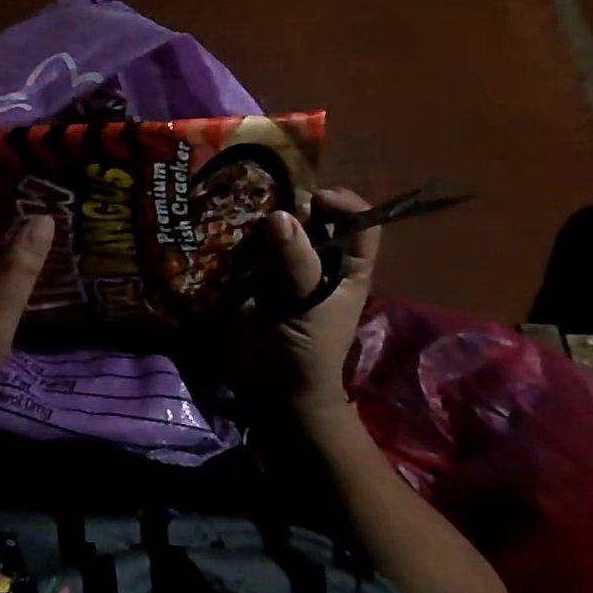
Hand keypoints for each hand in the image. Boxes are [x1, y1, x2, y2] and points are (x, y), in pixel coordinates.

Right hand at [225, 188, 379, 425]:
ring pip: (285, 232)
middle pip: (318, 219)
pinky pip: (256, 250)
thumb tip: (280, 216)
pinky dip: (246, 240)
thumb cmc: (307, 351)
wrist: (279, 392)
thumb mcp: (307, 306)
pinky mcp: (262, 280)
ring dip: (268, 222)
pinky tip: (231, 234)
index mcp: (350, 268)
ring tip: (246, 212)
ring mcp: (290, 270)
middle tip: (269, 202)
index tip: (314, 200)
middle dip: (297, 206)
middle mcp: (323, 263)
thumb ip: (295, 263)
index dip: (344, 203)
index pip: (361, 221)